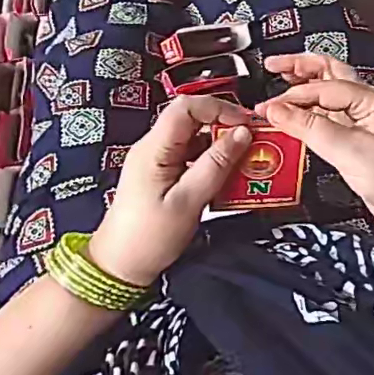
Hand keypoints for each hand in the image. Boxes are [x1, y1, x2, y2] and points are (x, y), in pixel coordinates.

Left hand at [89, 94, 254, 286]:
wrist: (119, 267)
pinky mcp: (163, 173)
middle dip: (225, 125)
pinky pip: (192, 155)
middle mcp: (154, 147)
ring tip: (248, 158)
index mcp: (154, 148)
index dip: (219, 108)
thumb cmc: (149, 237)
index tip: (247, 124)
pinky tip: (230, 175)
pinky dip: (212, 160)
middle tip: (254, 141)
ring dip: (221, 144)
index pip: (187, 107)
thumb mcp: (188, 202)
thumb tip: (242, 133)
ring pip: (195, 137)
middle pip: (192, 118)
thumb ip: (216, 165)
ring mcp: (158, 159)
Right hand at [257, 54, 373, 231]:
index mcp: (372, 99)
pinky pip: (327, 112)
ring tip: (279, 79)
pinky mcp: (355, 134)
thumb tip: (277, 111)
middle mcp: (367, 101)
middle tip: (273, 66)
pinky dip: (307, 108)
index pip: (324, 86)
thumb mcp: (350, 152)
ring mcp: (361, 116)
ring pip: (327, 89)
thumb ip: (311, 128)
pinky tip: (292, 112)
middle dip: (299, 66)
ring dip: (303, 83)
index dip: (293, 95)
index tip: (269, 106)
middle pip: (329, 72)